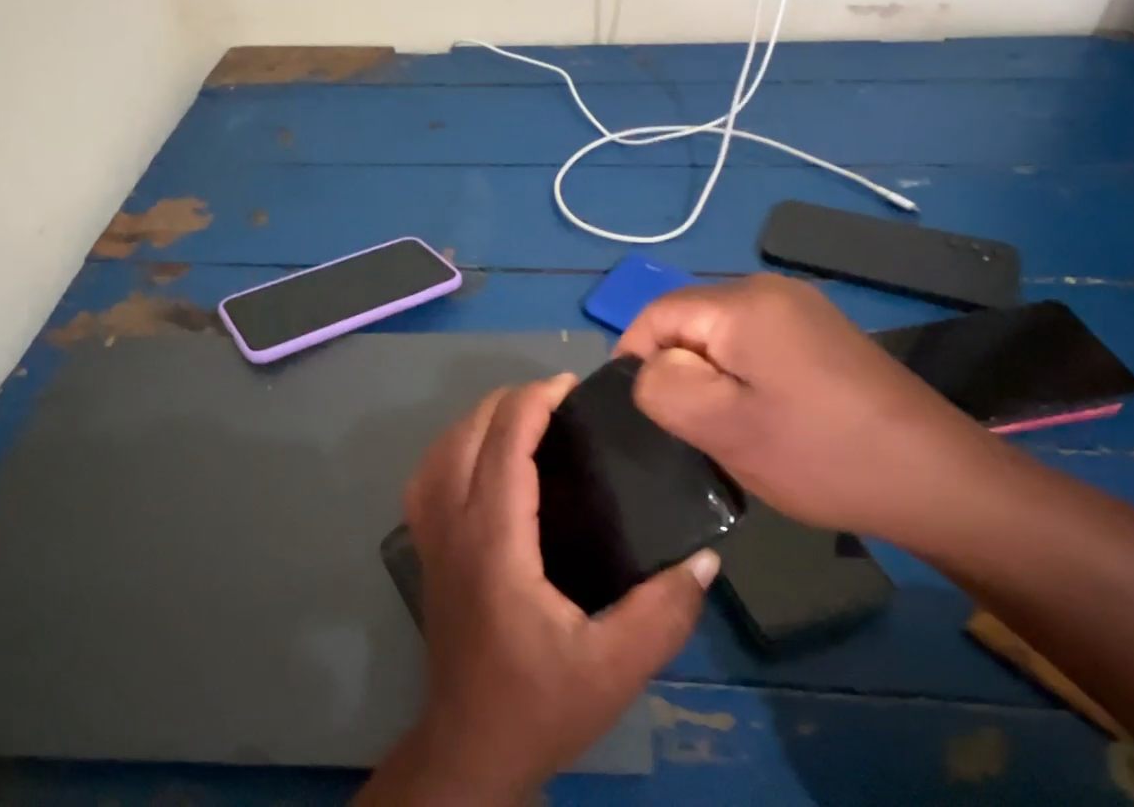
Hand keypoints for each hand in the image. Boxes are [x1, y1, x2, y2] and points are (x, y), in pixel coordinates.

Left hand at [358, 376, 718, 804]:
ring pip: (438, 453)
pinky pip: (427, 480)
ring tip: (523, 417)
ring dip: (477, 421)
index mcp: (495, 544)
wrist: (472, 747)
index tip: (572, 386)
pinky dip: (452, 450)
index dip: (533, 403)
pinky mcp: (428, 554)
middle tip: (559, 399)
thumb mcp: (616, 667)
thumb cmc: (541, 704)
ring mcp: (432, 541)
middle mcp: (454, 530)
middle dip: (508, 401)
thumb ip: (664, 612)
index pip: (504, 447)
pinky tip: (483, 460)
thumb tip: (706, 557)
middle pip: (465, 436)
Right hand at [615, 274, 1007, 540]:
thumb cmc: (819, 454)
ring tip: (726, 430)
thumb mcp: (721, 428)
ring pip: (721, 338)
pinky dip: (743, 380)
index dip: (635, 360)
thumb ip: (662, 386)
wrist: (934, 480)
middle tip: (691, 430)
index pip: (655, 313)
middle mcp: (772, 290)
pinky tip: (764, 420)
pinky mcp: (823, 337)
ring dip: (711, 380)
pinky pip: (755, 347)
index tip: (647, 416)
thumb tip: (649, 367)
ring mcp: (803, 311)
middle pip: (689, 322)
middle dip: (678, 371)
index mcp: (744, 302)